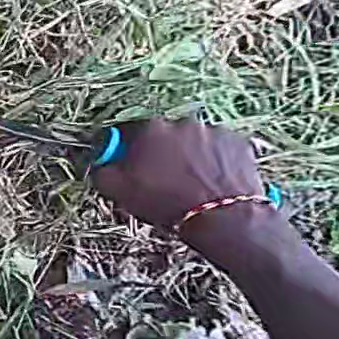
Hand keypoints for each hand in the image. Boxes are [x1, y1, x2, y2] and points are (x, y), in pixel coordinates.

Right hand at [90, 118, 265, 230]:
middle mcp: (181, 123)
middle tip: (156, 177)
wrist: (220, 215)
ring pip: (190, 142)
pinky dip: (212, 160)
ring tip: (186, 182)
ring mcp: (213, 131)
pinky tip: (208, 180)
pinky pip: (218, 149)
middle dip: (156, 153)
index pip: (125, 133)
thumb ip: (101, 170)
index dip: (121, 151)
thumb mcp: (115, 189)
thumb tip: (100, 164)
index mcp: (148, 129)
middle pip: (161, 136)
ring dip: (185, 156)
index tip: (123, 166)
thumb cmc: (163, 200)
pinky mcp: (239, 143)